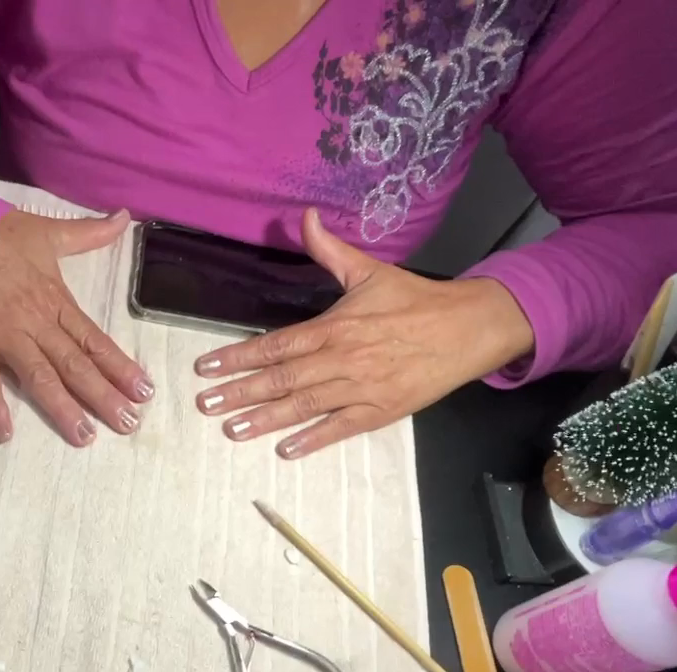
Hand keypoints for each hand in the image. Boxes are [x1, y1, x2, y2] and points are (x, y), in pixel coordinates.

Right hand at [0, 209, 154, 446]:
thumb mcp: (48, 232)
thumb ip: (89, 233)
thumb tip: (123, 217)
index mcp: (56, 302)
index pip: (95, 341)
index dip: (121, 367)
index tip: (144, 392)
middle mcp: (36, 323)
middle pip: (76, 366)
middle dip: (104, 396)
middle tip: (127, 425)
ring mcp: (4, 335)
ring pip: (39, 377)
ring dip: (63, 408)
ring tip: (84, 438)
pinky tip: (3, 433)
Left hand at [193, 209, 533, 459]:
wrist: (471, 326)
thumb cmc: (414, 300)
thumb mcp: (369, 271)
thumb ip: (329, 251)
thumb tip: (304, 217)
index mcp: (334, 326)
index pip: (275, 344)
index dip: (238, 356)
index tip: (206, 368)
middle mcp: (342, 357)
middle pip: (282, 378)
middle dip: (240, 392)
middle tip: (205, 405)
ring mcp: (361, 386)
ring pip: (305, 404)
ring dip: (266, 419)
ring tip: (232, 430)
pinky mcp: (380, 410)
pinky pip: (341, 427)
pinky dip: (314, 439)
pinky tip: (285, 450)